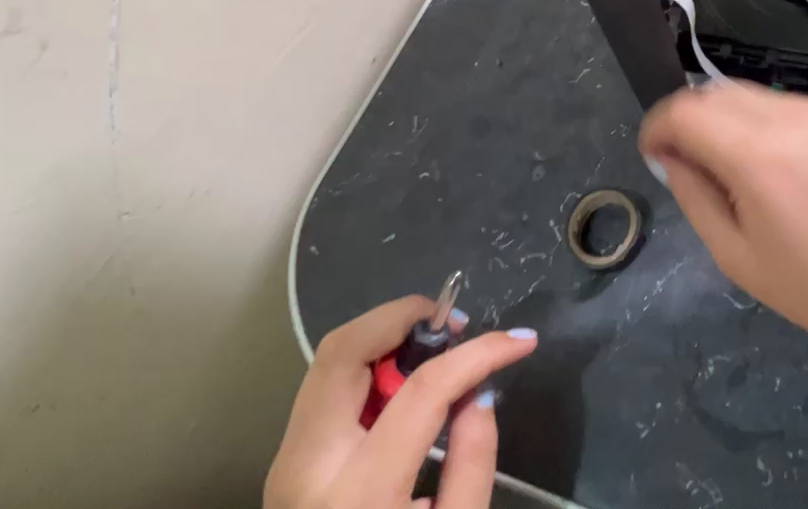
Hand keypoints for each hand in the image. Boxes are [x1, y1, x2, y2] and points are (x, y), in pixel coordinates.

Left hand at [265, 296, 537, 508]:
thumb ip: (472, 461)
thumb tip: (478, 394)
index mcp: (356, 493)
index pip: (424, 389)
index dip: (480, 352)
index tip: (521, 339)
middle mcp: (306, 466)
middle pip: (344, 349)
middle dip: (405, 316)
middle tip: (457, 325)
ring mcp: (286, 462)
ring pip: (330, 360)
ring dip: (386, 338)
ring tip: (436, 352)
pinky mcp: (287, 462)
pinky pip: (328, 388)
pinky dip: (370, 367)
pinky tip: (405, 386)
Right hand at [638, 81, 807, 349]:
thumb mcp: (735, 254)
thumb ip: (694, 193)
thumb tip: (670, 154)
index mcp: (761, 156)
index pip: (687, 109)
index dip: (659, 125)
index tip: (655, 151)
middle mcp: (797, 117)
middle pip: (720, 91)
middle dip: (694, 118)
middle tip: (691, 159)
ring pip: (758, 95)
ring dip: (734, 120)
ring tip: (743, 168)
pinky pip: (797, 106)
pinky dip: (776, 126)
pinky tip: (789, 167)